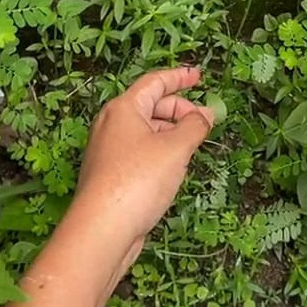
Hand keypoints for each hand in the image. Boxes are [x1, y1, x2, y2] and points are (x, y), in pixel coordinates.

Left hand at [69, 67, 215, 275]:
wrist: (101, 230)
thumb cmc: (138, 180)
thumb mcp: (175, 148)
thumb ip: (194, 126)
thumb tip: (205, 114)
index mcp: (124, 108)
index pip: (154, 82)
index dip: (179, 77)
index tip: (198, 76)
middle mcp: (112, 124)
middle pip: (150, 106)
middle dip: (179, 109)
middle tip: (204, 120)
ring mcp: (108, 150)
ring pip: (145, 131)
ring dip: (171, 132)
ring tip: (192, 145)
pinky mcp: (109, 174)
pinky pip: (139, 151)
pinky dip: (159, 151)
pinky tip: (172, 168)